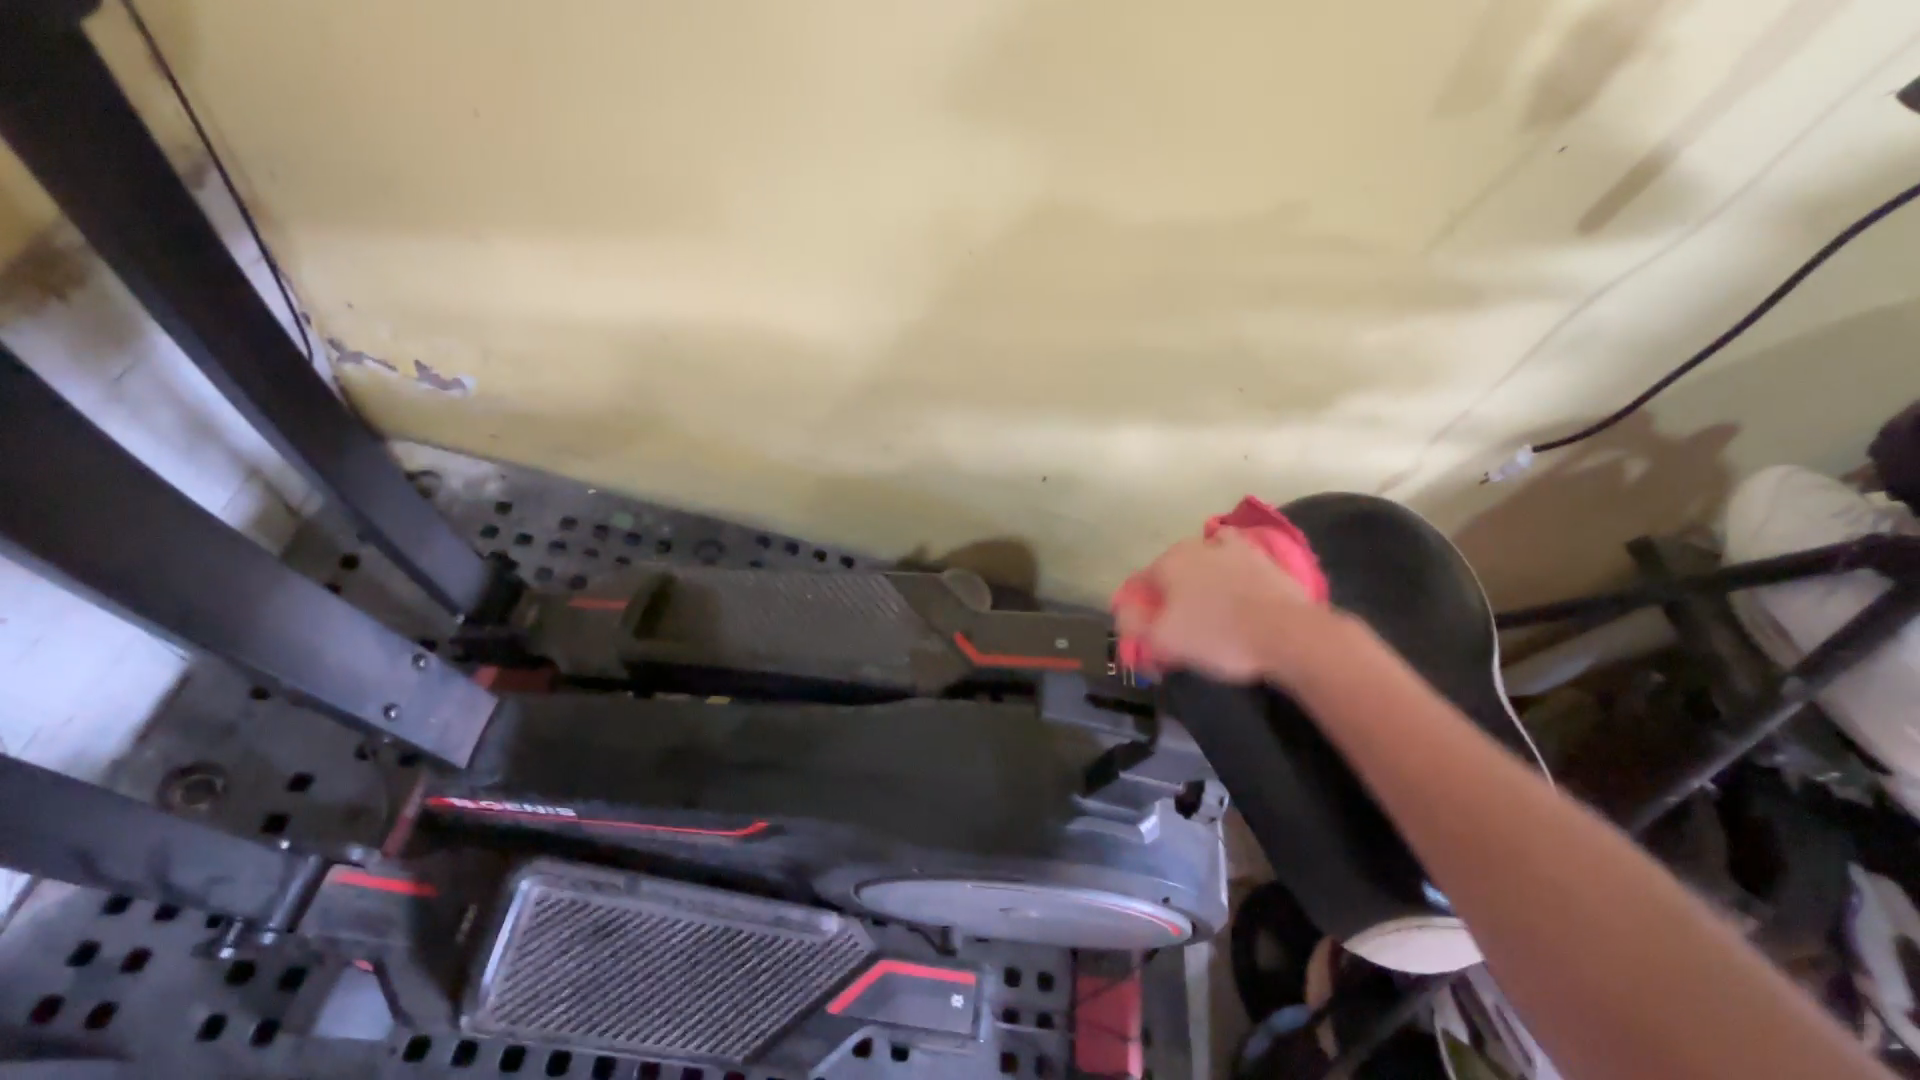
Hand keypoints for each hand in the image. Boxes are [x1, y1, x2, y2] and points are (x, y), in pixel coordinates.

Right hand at [1113, 529, 1329, 684]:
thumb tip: (1123, 614)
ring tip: (1211, 617)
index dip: (1139, 613)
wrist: (1287, 634)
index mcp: (1167, 561)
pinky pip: (1235, 569)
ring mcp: (1234, 547)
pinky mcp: (1264, 558)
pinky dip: (1231, 582)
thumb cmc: (1217, 636)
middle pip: (1172, 573)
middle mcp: (1197, 544)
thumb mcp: (1162, 641)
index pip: (1139, 585)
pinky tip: (1238, 602)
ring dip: (1201, 587)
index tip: (1149, 638)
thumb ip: (1133, 625)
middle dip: (1170, 597)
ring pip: (1205, 568)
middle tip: (1179, 630)